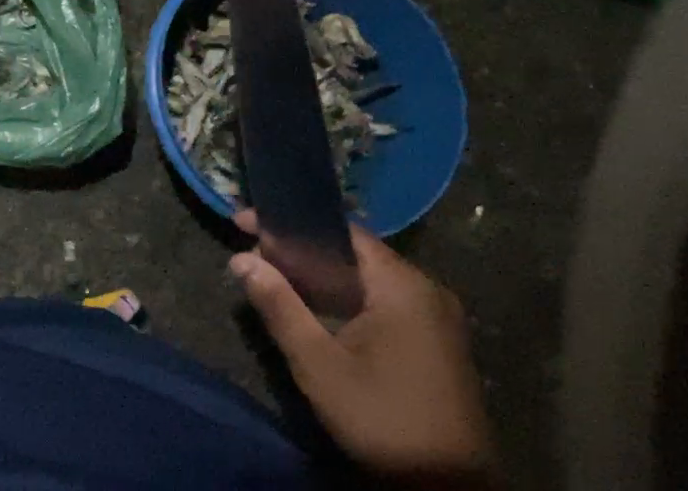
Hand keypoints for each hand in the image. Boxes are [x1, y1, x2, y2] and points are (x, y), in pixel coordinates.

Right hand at [231, 212, 494, 484]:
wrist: (448, 489)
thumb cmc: (380, 416)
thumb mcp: (318, 363)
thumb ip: (279, 305)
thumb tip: (239, 259)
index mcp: (402, 286)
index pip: (339, 232)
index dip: (289, 224)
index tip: (244, 222)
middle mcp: (425, 290)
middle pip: (353, 253)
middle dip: (300, 250)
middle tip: (252, 251)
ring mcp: (435, 317)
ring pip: (366, 278)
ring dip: (320, 275)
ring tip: (272, 274)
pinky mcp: (435, 341)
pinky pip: (382, 300)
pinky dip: (344, 296)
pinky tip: (313, 305)